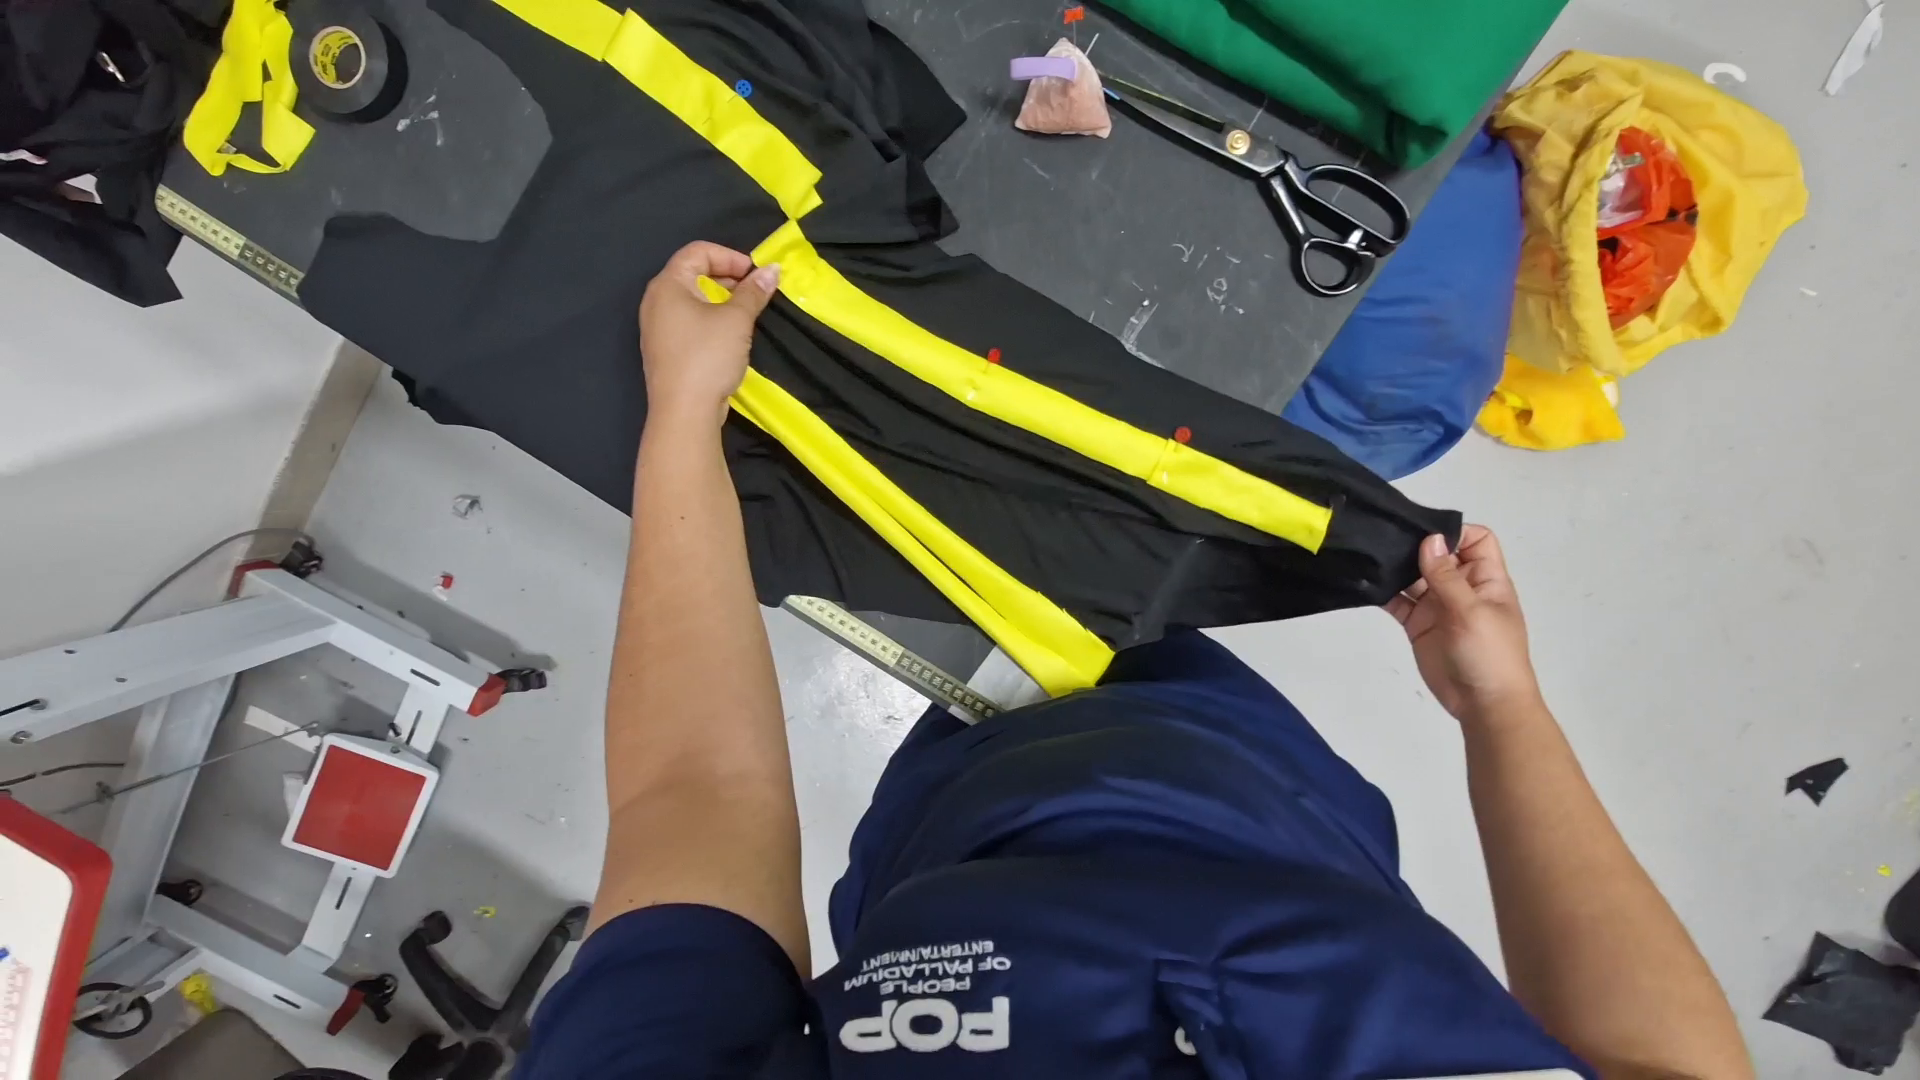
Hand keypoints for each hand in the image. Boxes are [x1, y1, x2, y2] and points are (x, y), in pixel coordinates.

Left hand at [638, 241, 780, 426]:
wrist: (684, 411)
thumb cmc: (708, 356)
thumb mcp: (737, 320)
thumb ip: (754, 292)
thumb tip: (771, 270)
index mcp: (668, 284)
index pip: (698, 252)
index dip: (730, 257)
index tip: (756, 275)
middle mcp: (656, 301)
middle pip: (692, 273)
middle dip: (727, 277)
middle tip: (754, 293)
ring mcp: (657, 327)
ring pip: (690, 300)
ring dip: (720, 300)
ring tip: (744, 315)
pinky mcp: (665, 350)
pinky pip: (687, 322)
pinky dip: (709, 320)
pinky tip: (727, 338)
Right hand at [1385, 525, 1541, 724]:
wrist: (1483, 702)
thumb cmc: (1489, 653)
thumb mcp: (1471, 611)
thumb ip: (1446, 576)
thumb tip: (1430, 539)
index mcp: (1485, 579)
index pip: (1475, 540)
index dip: (1452, 532)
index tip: (1420, 532)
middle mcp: (1460, 587)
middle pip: (1437, 555)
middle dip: (1414, 545)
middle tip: (1381, 537)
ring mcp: (1437, 605)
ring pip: (1413, 576)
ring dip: (1394, 568)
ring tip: (1367, 555)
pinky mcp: (1417, 623)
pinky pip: (1397, 601)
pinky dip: (1382, 592)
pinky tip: (1364, 583)